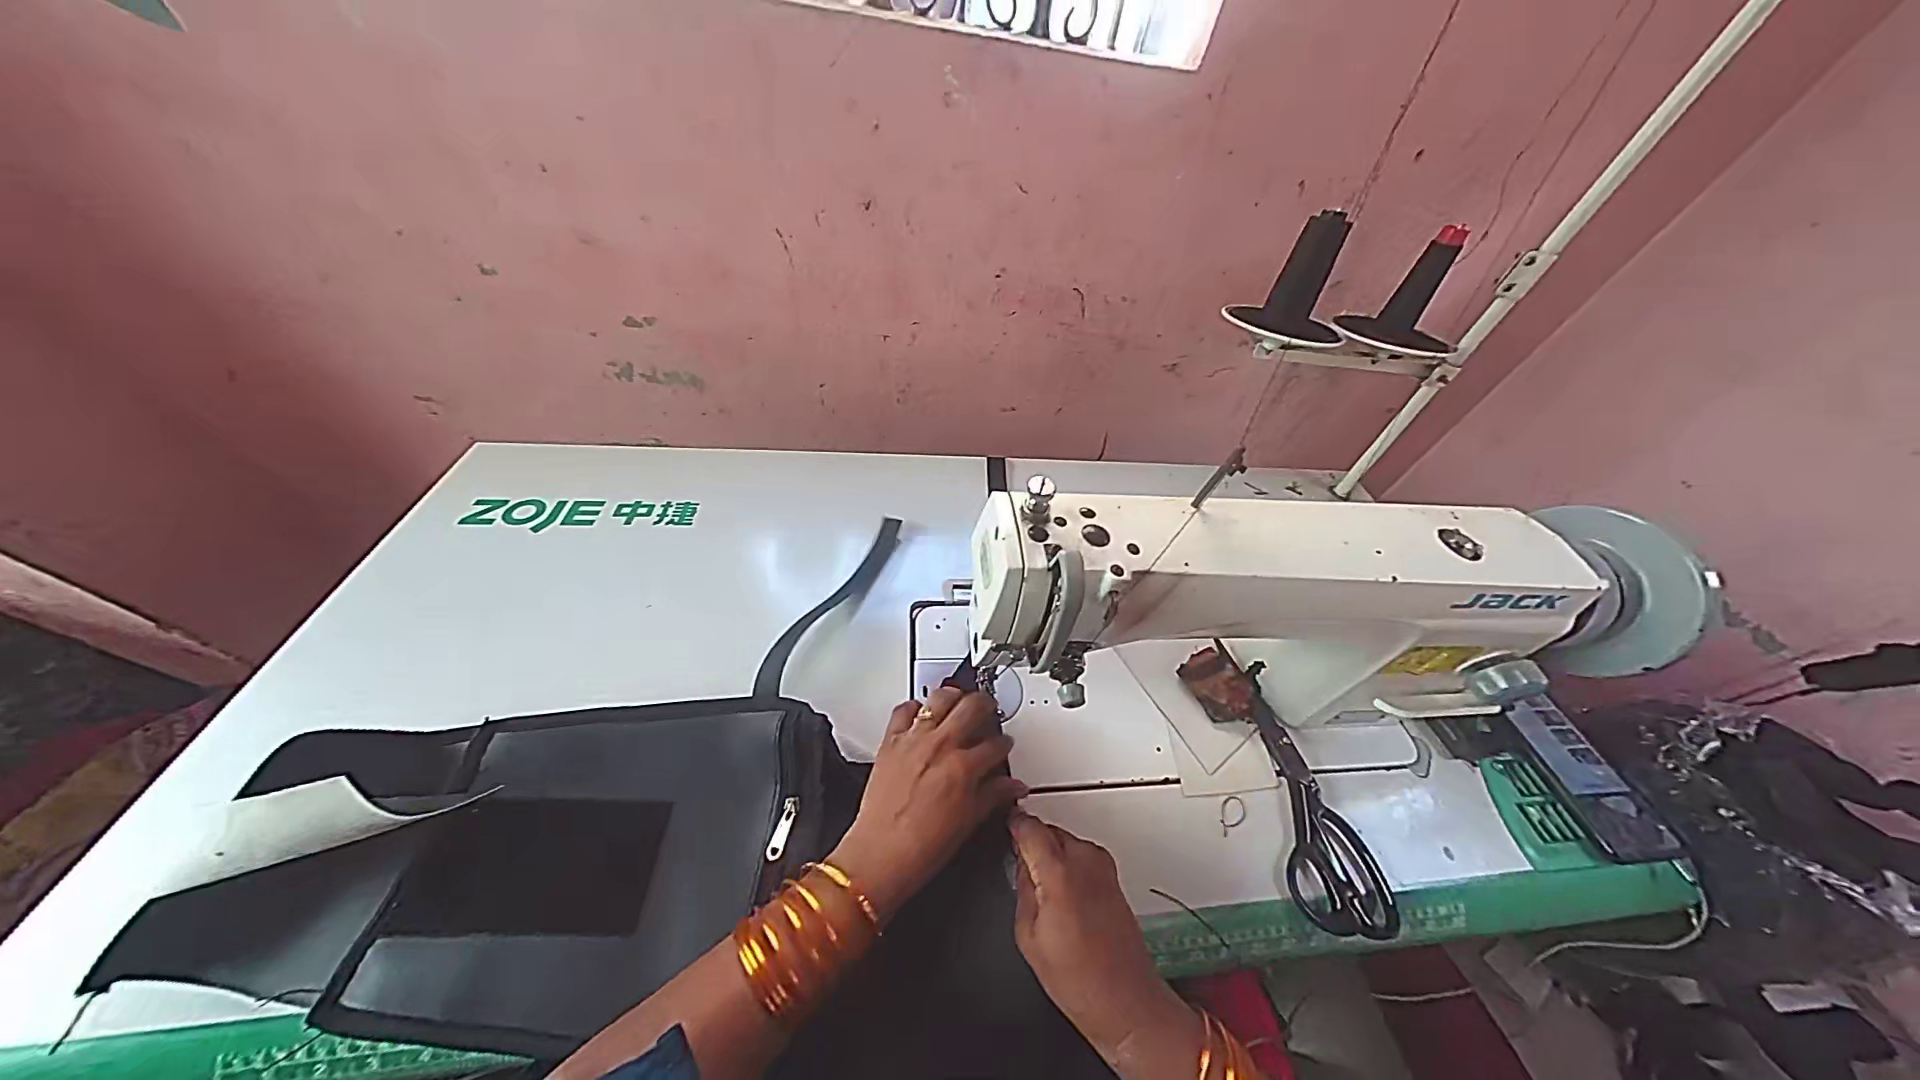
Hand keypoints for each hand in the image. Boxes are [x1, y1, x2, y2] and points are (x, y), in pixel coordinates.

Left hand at [827, 688, 1026, 921]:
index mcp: (964, 767)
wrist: (881, 854)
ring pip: (940, 698)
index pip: (996, 744)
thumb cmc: (921, 847)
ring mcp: (914, 740)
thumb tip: (1013, 788)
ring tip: (959, 700)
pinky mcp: (890, 741)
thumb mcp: (968, 822)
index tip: (1003, 745)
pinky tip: (920, 712)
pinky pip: (903, 710)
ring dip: (954, 696)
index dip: (1004, 743)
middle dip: (986, 705)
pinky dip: (914, 707)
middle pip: (972, 707)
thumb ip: (993, 796)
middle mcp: (940, 746)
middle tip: (987, 709)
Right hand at [1008, 811, 1201, 1076]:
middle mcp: (1085, 861)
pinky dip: (1069, 865)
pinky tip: (1063, 898)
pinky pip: (1081, 855)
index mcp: (1059, 872)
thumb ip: (1021, 887)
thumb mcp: (1028, 935)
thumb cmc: (1080, 979)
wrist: (1124, 1001)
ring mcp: (1103, 866)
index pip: (1029, 826)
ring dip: (1052, 854)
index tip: (1005, 828)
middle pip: (1048, 830)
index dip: (1013, 825)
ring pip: (1065, 841)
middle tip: (1020, 870)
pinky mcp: (1114, 875)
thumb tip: (1018, 863)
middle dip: (1033, 844)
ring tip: (1044, 892)